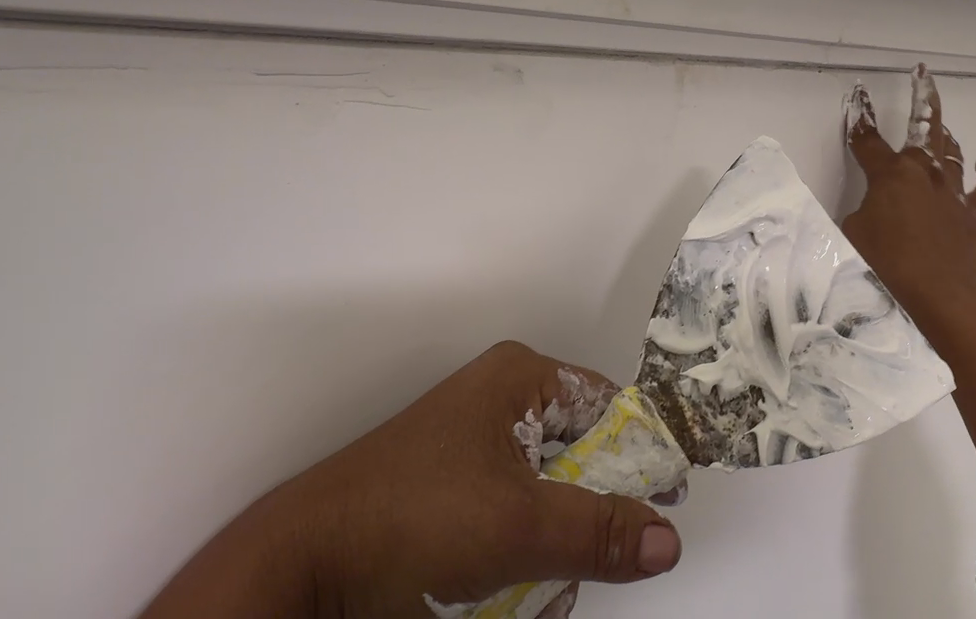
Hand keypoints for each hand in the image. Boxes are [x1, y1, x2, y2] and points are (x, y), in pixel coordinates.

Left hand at [140, 341, 683, 618]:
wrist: (305, 569)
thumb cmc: (415, 520)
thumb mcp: (519, 526)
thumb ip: (599, 531)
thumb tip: (670, 539)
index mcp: (519, 380)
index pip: (608, 404)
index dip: (641, 451)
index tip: (665, 503)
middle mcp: (502, 404)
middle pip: (583, 456)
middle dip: (587, 517)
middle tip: (583, 559)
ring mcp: (477, 452)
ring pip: (553, 500)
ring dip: (553, 550)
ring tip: (527, 584)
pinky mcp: (458, 496)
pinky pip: (519, 522)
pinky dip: (522, 560)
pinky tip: (504, 594)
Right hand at [841, 65, 975, 342]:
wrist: (937, 299)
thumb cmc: (884, 266)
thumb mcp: (852, 234)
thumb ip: (862, 211)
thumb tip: (874, 209)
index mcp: (890, 176)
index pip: (867, 141)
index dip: (858, 120)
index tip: (856, 97)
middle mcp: (924, 175)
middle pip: (924, 129)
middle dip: (922, 100)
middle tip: (923, 76)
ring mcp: (953, 195)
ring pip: (952, 153)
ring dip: (945, 137)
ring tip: (940, 125)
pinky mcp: (973, 218)